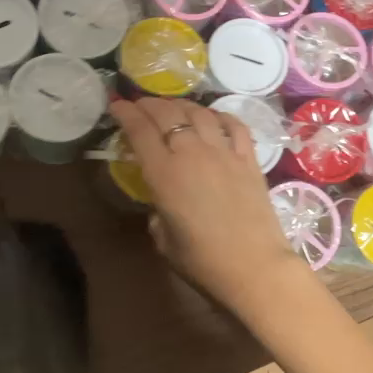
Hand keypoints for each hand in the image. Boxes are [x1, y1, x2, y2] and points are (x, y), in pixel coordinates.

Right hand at [109, 97, 311, 313]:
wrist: (254, 267)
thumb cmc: (203, 262)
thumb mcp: (164, 241)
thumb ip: (157, 214)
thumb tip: (161, 205)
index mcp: (164, 174)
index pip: (140, 131)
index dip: (126, 114)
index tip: (117, 107)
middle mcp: (192, 153)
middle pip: (168, 114)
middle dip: (149, 104)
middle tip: (141, 105)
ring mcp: (224, 153)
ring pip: (200, 113)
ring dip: (182, 105)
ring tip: (173, 107)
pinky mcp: (249, 160)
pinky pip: (234, 126)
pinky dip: (220, 115)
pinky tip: (214, 117)